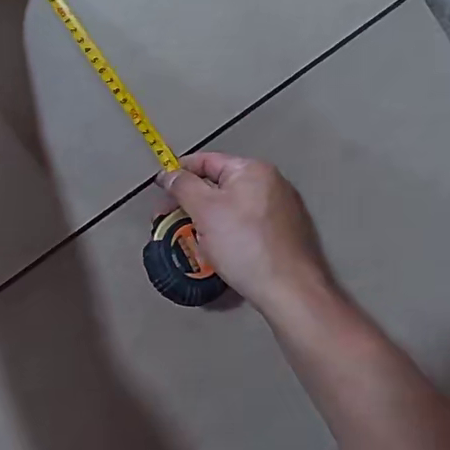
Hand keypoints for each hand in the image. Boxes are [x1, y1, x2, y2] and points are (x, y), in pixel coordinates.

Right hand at [156, 152, 334, 312]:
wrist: (288, 289)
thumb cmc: (246, 245)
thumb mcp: (204, 210)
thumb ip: (183, 185)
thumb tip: (170, 173)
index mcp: (253, 169)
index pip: (206, 160)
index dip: (179, 172)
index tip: (161, 187)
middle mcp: (271, 183)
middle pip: (219, 184)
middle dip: (191, 202)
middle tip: (171, 219)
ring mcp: (280, 209)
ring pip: (231, 207)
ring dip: (208, 220)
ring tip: (195, 240)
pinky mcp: (283, 233)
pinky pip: (246, 225)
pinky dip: (228, 233)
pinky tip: (220, 252)